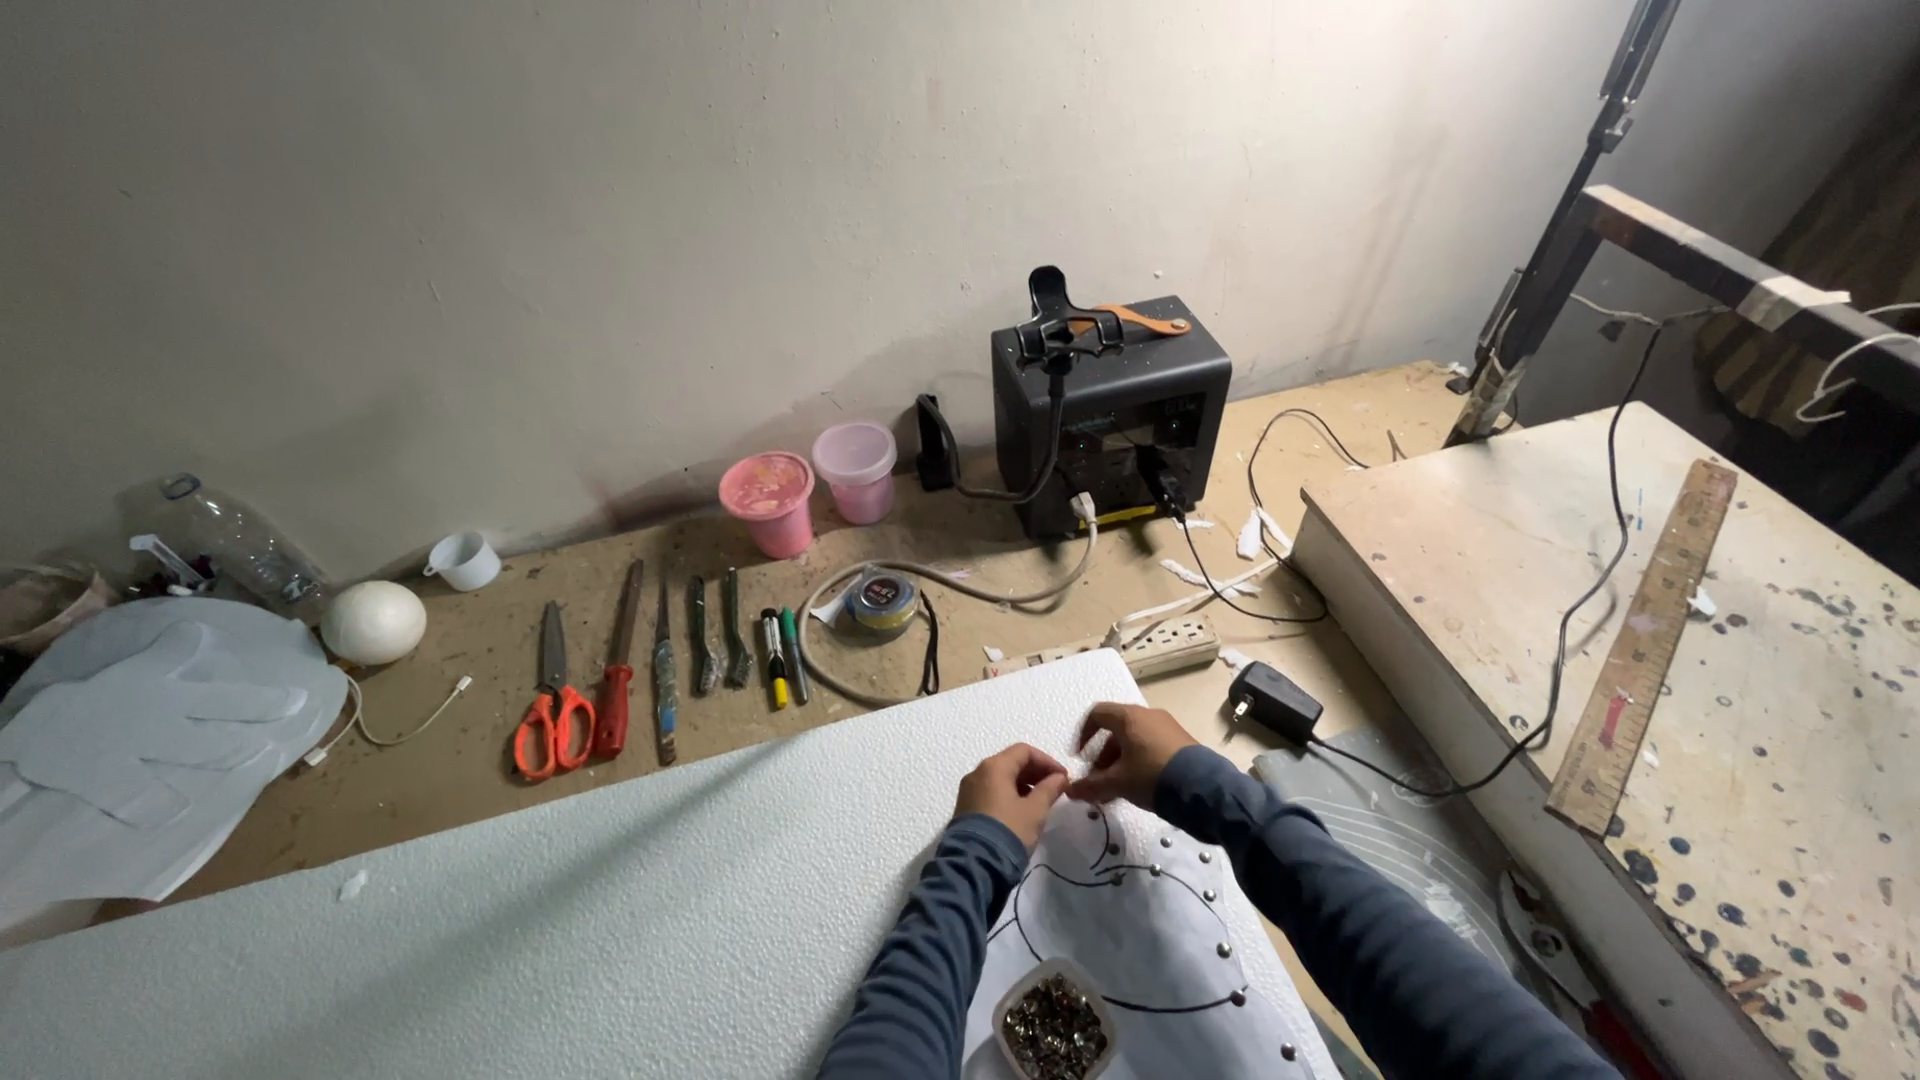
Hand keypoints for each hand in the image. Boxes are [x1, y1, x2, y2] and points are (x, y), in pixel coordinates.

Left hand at [953, 743, 1069, 850]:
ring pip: (1000, 778)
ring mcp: (969, 790)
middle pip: (1011, 762)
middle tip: (1055, 789)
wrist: (975, 864)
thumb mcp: (1035, 811)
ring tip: (1041, 802)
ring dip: (1023, 784)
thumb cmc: (1009, 831)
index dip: (1047, 761)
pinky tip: (1022, 811)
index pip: (1024, 751)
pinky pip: (991, 791)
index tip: (1063, 778)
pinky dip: (1009, 794)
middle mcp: (977, 773)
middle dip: (1036, 773)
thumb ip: (1049, 790)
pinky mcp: (966, 807)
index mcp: (994, 767)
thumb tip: (1060, 778)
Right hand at [1066, 702, 1195, 807]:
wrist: (1203, 788)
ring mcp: (1167, 727)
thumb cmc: (1151, 775)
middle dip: (1103, 756)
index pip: (1097, 714)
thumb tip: (1070, 791)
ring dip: (1120, 762)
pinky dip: (1138, 761)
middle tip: (1099, 779)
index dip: (1084, 734)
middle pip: (1116, 730)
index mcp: (1129, 717)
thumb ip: (1091, 786)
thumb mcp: (1118, 782)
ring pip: (1134, 740)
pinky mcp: (1181, 741)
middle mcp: (1147, 715)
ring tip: (1117, 788)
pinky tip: (1138, 786)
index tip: (1080, 756)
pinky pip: (1151, 746)